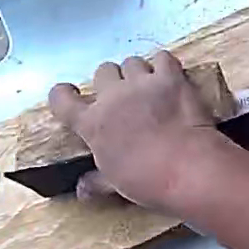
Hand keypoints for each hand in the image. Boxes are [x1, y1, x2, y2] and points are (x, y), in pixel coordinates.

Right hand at [48, 51, 236, 210]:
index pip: (61, 99)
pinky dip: (166, 65)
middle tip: (126, 96)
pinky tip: (172, 76)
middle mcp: (112, 97)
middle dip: (113, 81)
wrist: (187, 167)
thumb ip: (97, 182)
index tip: (72, 96)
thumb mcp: (115, 184)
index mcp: (91, 123)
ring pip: (132, 62)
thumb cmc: (147, 180)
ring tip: (151, 87)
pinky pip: (163, 58)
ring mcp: (142, 84)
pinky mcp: (171, 78)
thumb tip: (81, 190)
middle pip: (103, 71)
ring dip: (139, 72)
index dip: (65, 95)